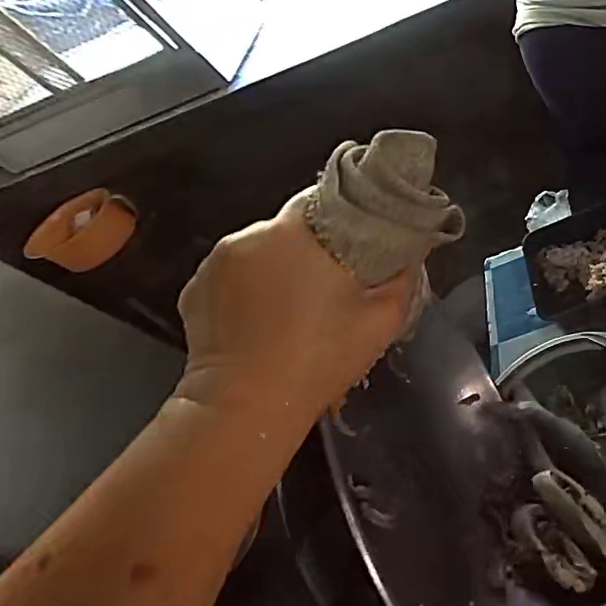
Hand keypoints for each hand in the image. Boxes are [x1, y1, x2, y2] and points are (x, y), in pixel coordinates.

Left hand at [176, 188, 419, 417]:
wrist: (245, 409)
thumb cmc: (321, 358)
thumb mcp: (383, 319)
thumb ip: (403, 276)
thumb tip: (411, 254)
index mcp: (297, 233)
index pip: (324, 197)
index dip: (346, 212)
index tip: (362, 233)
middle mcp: (252, 236)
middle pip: (292, 225)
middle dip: (314, 244)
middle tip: (336, 277)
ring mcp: (216, 263)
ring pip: (262, 249)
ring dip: (281, 265)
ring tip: (298, 303)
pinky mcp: (194, 290)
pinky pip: (234, 274)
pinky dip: (250, 287)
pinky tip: (266, 318)